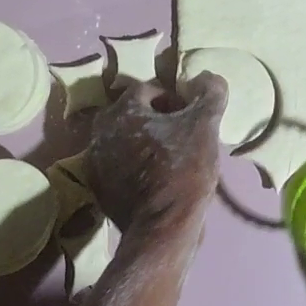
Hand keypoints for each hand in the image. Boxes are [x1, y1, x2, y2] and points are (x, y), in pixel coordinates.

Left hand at [86, 74, 227, 237]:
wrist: (162, 228)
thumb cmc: (183, 171)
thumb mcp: (205, 127)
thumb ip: (209, 95)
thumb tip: (209, 77)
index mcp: (122, 110)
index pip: (149, 90)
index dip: (173, 98)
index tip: (191, 115)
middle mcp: (101, 131)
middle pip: (132, 113)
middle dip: (155, 118)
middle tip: (181, 134)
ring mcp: (96, 161)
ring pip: (124, 139)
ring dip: (144, 141)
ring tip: (169, 156)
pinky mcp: (98, 187)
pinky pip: (118, 165)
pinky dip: (134, 164)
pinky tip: (155, 177)